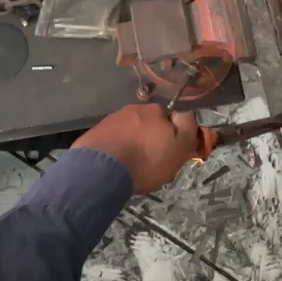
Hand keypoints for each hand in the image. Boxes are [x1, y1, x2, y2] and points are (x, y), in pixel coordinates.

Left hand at [74, 104, 201, 193]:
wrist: (101, 171)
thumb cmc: (147, 160)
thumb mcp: (180, 147)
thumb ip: (188, 128)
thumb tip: (186, 115)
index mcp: (155, 110)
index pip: (170, 118)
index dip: (172, 135)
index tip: (169, 152)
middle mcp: (133, 109)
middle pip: (147, 123)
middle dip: (149, 137)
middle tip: (149, 159)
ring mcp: (111, 120)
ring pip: (128, 131)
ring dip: (131, 142)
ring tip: (129, 164)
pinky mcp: (94, 133)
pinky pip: (110, 140)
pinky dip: (114, 149)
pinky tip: (114, 165)